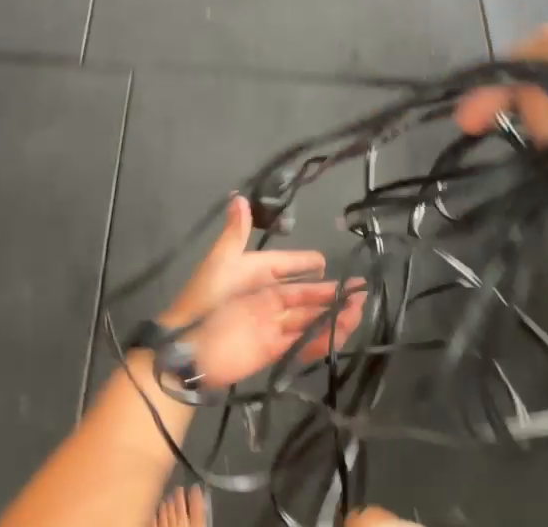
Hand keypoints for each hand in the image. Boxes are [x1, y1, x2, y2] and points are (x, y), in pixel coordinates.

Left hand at [158, 195, 363, 387]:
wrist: (187, 347)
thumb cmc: (204, 299)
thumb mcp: (221, 261)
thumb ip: (235, 233)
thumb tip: (240, 197)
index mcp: (251, 275)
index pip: (282, 266)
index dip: (302, 264)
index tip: (323, 262)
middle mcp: (264, 299)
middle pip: (302, 296)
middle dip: (329, 294)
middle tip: (360, 291)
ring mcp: (269, 325)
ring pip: (307, 319)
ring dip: (332, 316)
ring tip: (360, 312)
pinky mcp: (272, 350)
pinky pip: (301, 344)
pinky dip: (321, 340)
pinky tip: (341, 335)